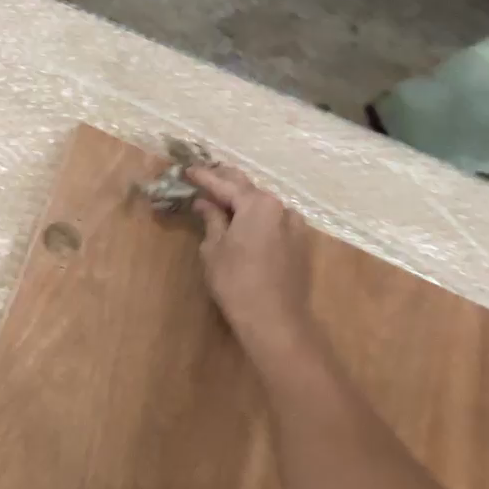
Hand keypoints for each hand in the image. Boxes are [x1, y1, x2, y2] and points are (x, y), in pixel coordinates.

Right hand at [186, 165, 316, 350]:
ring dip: (243, 200)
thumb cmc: (236, 281)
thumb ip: (212, 220)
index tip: (188, 169)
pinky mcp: (300, 244)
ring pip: (264, 206)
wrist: (275, 318)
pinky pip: (274, 222)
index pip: (225, 184)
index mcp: (258, 204)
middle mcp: (281, 208)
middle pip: (249, 190)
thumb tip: (205, 204)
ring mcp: (295, 226)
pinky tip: (245, 222)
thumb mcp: (214, 249)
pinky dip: (257, 217)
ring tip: (223, 198)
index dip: (204, 177)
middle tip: (205, 175)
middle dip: (226, 182)